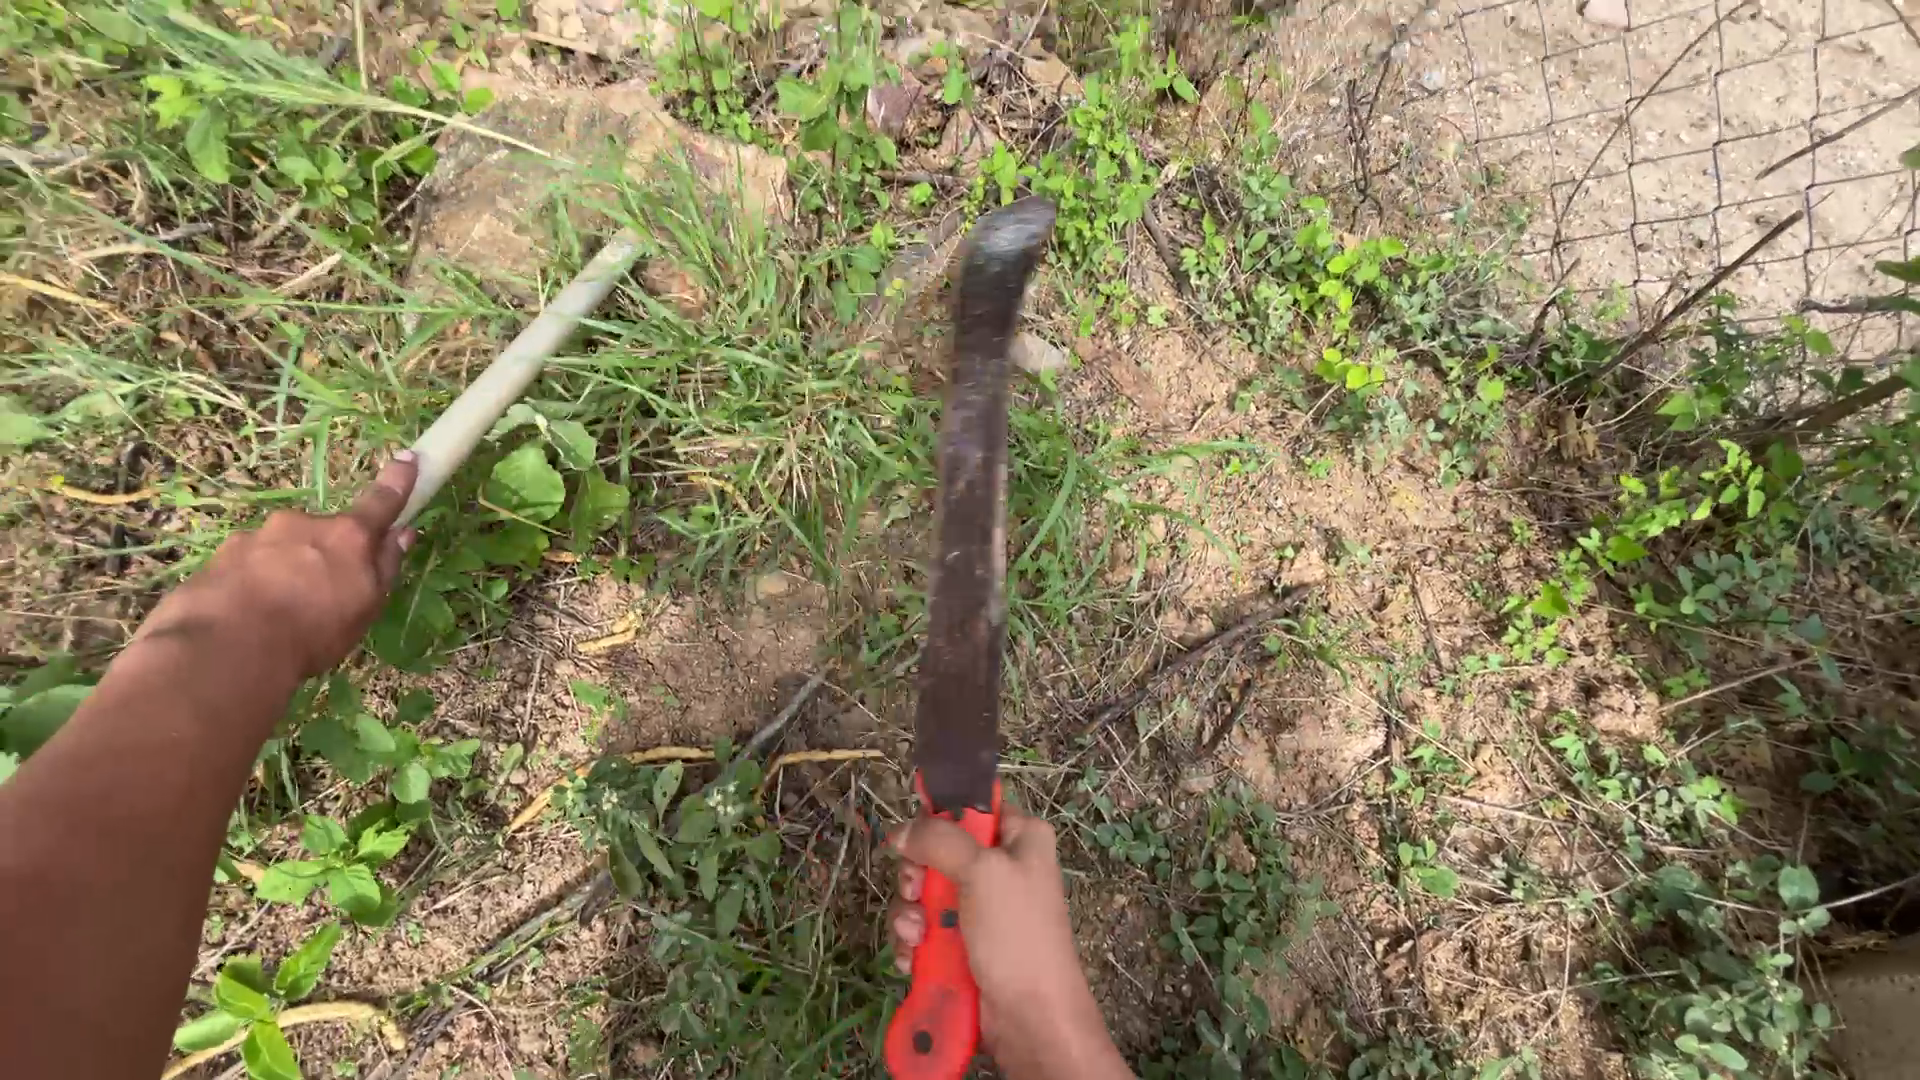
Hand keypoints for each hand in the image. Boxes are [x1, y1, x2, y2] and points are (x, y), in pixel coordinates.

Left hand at [134, 454, 418, 679]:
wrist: (224, 651)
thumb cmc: (315, 629)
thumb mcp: (368, 603)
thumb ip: (385, 565)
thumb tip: (401, 534)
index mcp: (347, 535)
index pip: (381, 501)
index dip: (398, 480)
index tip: (409, 458)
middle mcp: (300, 524)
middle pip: (323, 532)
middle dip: (327, 552)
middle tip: (326, 592)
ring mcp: (253, 538)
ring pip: (281, 549)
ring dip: (287, 570)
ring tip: (282, 612)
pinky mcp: (215, 559)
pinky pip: (246, 567)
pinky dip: (254, 584)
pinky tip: (250, 616)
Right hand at [889, 802, 1132, 1079]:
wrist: (1030, 1020)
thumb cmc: (1017, 934)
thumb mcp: (983, 871)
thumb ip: (939, 840)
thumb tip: (901, 830)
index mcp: (1021, 835)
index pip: (974, 804)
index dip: (941, 813)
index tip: (915, 831)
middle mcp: (1001, 865)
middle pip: (940, 848)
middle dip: (919, 874)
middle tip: (916, 890)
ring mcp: (981, 906)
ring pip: (927, 891)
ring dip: (912, 914)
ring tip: (917, 935)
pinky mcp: (963, 941)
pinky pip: (926, 927)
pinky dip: (914, 941)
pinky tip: (914, 957)